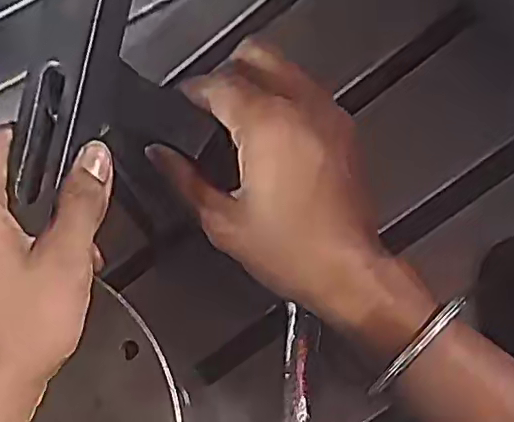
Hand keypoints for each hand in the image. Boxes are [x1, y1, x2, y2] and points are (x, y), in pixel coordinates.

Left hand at [0, 129, 112, 421]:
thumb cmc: (20, 332)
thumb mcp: (67, 262)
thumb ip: (81, 205)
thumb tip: (94, 160)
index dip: (37, 143)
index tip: (66, 158)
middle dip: (40, 198)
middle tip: (77, 225)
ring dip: (27, 229)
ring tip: (64, 261)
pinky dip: (9, 254)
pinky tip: (38, 284)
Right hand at [149, 40, 429, 335]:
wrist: (349, 273)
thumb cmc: (299, 256)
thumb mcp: (226, 225)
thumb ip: (187, 183)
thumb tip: (163, 157)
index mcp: (265, 124)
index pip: (215, 82)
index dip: (190, 95)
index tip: (181, 111)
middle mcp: (300, 108)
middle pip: (252, 56)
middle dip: (225, 78)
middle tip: (211, 112)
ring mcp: (328, 117)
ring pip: (285, 70)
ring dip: (259, 87)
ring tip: (244, 130)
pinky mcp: (346, 134)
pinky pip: (311, 97)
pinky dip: (289, 107)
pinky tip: (278, 144)